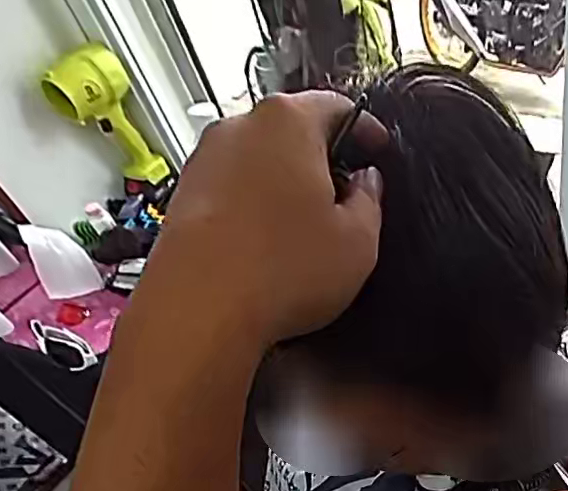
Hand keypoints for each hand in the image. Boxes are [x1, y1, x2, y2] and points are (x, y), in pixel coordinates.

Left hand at [125, 91, 388, 358]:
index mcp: (290, 123)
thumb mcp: (358, 243)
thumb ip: (370, 202)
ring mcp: (208, 158)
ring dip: (289, 187)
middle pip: (294, 131)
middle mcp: (242, 126)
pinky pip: (237, 190)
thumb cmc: (285, 271)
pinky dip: (260, 209)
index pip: (337, 106)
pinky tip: (274, 247)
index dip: (366, 129)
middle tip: (347, 201)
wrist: (204, 306)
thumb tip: (366, 184)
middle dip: (324, 161)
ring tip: (309, 233)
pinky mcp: (188, 193)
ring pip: (263, 161)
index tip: (378, 150)